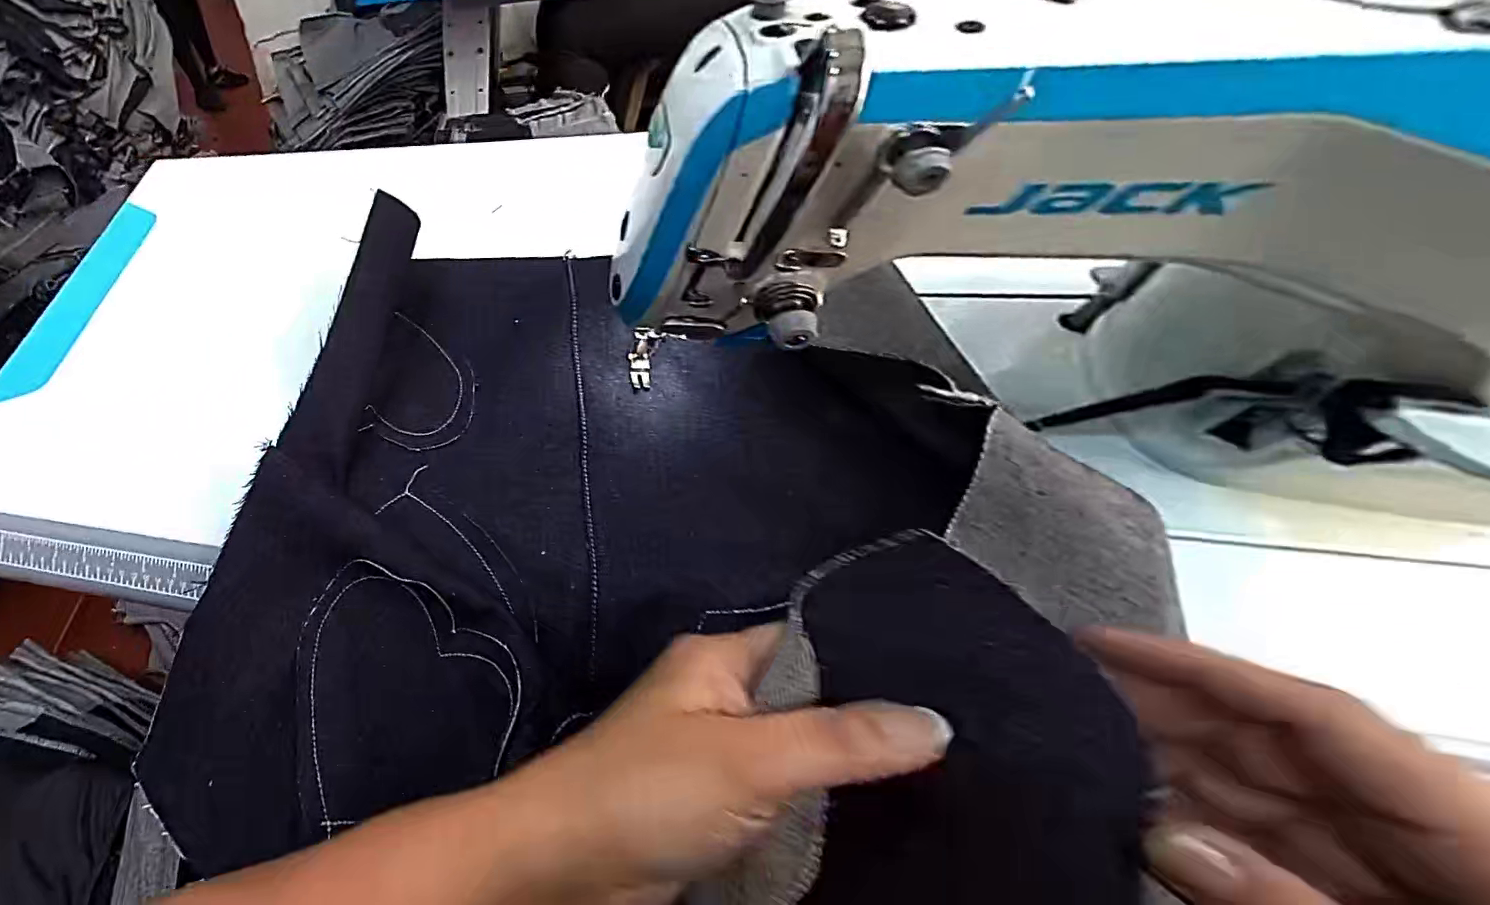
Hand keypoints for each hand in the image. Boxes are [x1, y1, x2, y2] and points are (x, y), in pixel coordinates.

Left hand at [169, 625, 950, 904]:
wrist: (536, 865)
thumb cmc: (618, 799)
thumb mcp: (741, 766)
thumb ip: (832, 739)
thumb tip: (925, 719)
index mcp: (722, 660)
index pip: (809, 627)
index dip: (868, 633)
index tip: (940, 647)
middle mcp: (715, 687)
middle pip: (803, 673)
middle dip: (865, 684)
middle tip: (958, 713)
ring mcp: (709, 741)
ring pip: (793, 725)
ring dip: (844, 738)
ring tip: (931, 756)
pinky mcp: (702, 796)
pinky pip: (780, 780)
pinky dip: (820, 783)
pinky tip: (866, 808)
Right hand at [1079, 626, 1489, 903]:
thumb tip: (1161, 838)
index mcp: (1466, 822)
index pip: (1310, 712)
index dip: (1197, 666)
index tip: (1097, 641)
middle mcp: (1419, 820)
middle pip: (1268, 741)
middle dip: (1161, 714)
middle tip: (1061, 694)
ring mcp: (1393, 858)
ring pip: (1254, 785)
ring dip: (1165, 767)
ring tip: (1079, 746)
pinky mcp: (1362, 886)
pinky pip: (1262, 834)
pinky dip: (1194, 821)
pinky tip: (1133, 811)